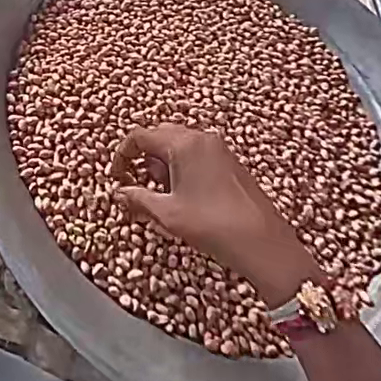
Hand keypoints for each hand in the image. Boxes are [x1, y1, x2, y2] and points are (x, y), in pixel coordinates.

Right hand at [111, 125, 318, 301]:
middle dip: (144, 159)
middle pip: (160, 137)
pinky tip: (184, 198)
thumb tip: (120, 193)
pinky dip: (182, 169)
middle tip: (137, 185)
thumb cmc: (213, 224)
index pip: (141, 136)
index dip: (122, 155)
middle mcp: (202, 139)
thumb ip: (137, 198)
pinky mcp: (230, 164)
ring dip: (163, 165)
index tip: (117, 176)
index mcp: (184, 144)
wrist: (263, 244)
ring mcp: (220, 150)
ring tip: (162, 197)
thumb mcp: (166, 213)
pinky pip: (197, 156)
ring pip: (179, 146)